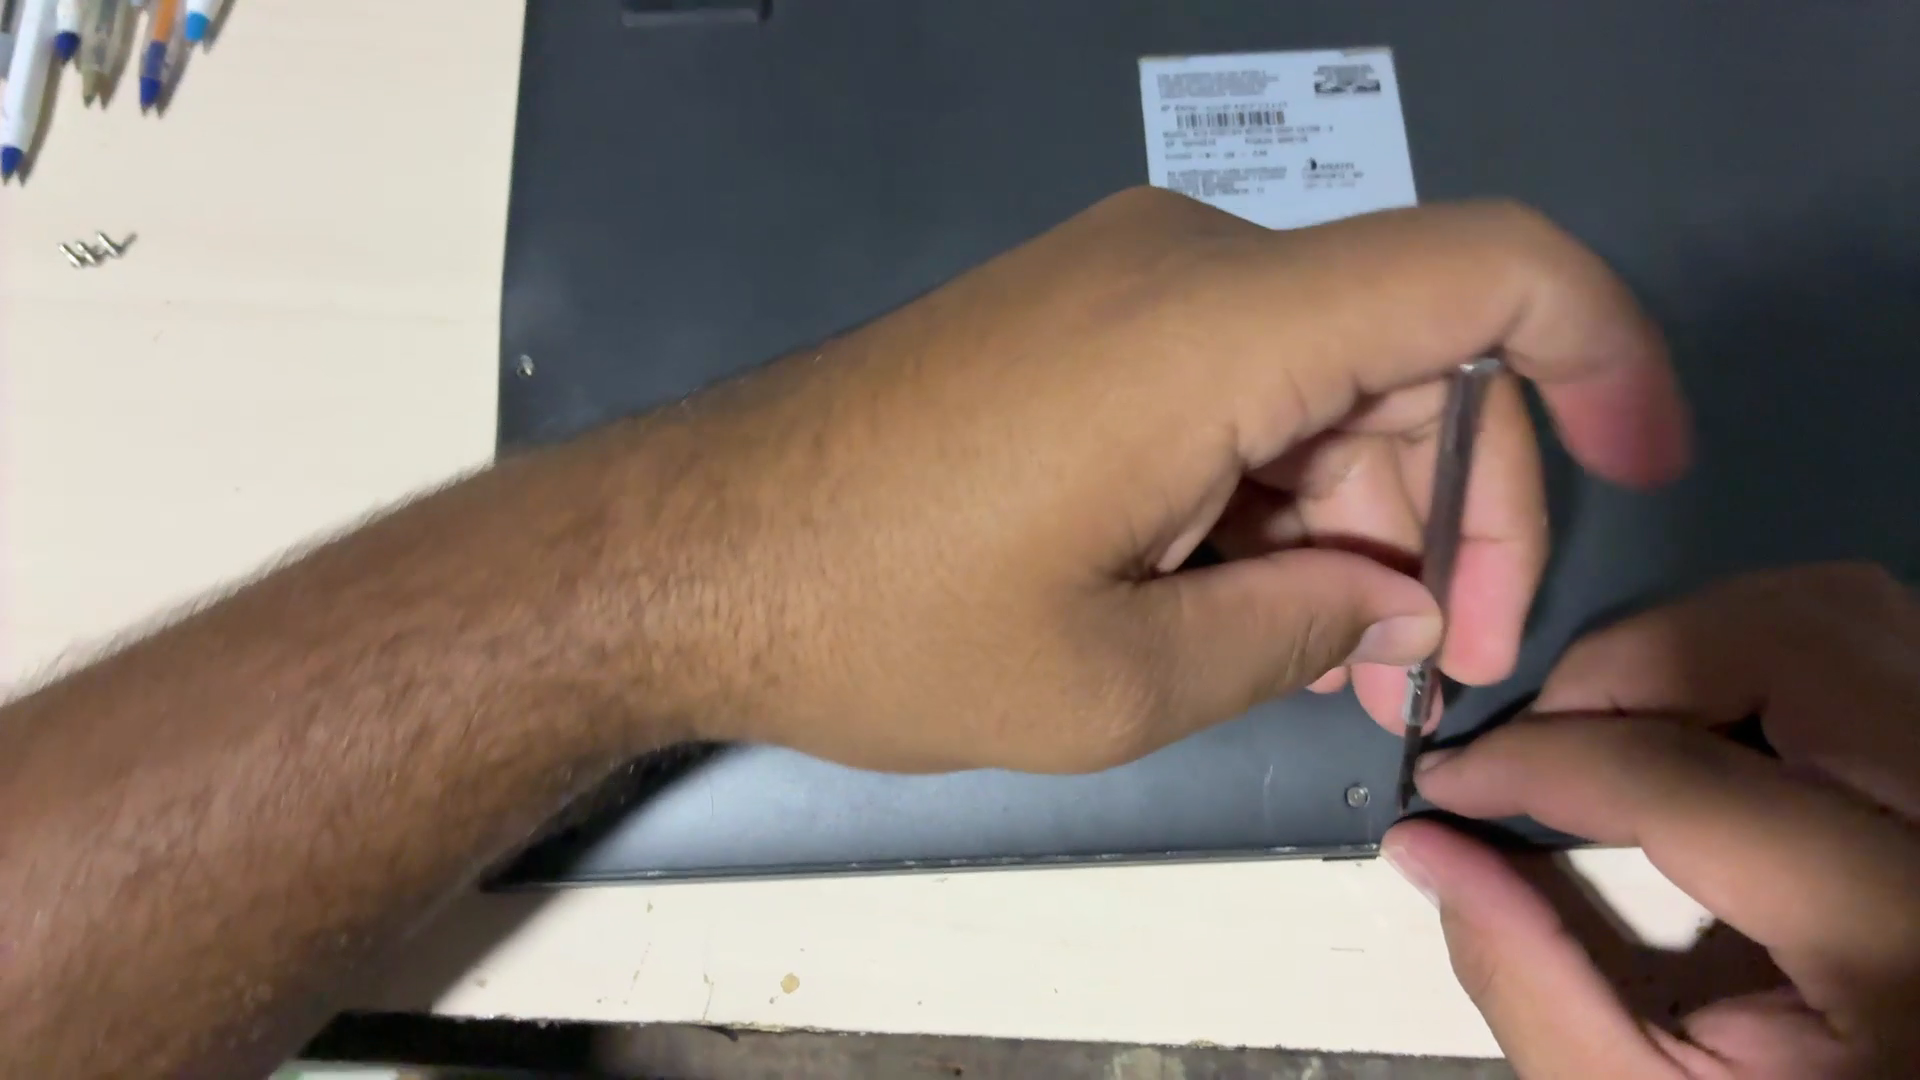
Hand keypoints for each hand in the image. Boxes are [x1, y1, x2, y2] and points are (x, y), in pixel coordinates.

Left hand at [638, 186, 1687, 770]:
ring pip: (1302, 379)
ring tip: (1300, 650)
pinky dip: (1247, 482)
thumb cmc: (884, 623)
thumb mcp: (1112, 682)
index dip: (1598, 361)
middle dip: (1433, 509)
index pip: (1488, 276)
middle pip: (1397, 354)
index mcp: (1210, 332)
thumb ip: (1290, 634)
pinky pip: (1211, 384)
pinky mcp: (1055, 328)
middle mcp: (1170, 268)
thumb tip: (1393, 599)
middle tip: (1400, 659)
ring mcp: (1102, 288)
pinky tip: (1216, 584)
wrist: (697, 551)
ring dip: (1332, 511)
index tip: (1640, 465)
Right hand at [1385, 564, 1919, 1076]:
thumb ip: (1528, 976)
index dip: (1524, 760)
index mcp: (1904, 933)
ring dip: (1684, 656)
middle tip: (1542, 742)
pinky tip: (1695, 744)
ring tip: (1613, 734)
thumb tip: (1421, 847)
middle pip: (1786, 634)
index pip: (1673, 771)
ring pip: (1833, 617)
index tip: (1443, 778)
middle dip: (1613, 670)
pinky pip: (1862, 652)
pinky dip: (1749, 669)